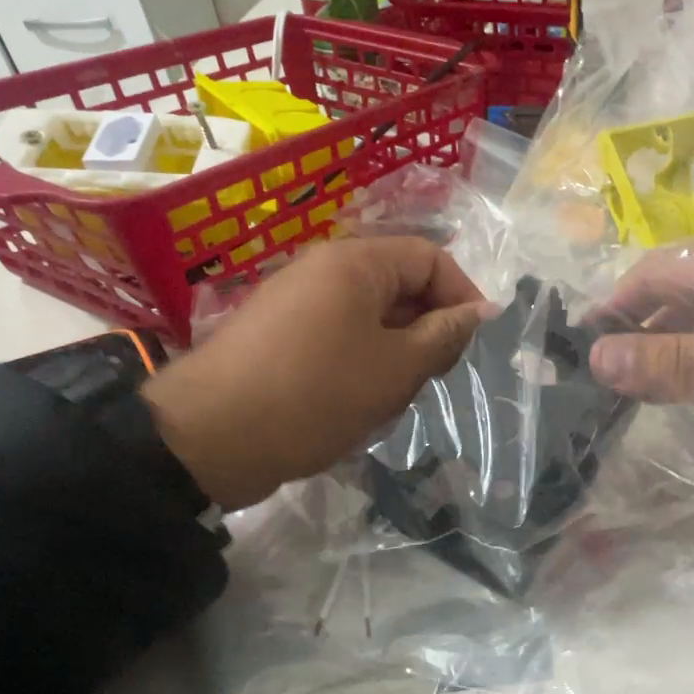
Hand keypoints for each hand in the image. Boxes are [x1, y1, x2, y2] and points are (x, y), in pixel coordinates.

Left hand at [142, 236, 491, 507]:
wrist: (212, 437)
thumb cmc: (318, 393)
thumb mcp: (397, 367)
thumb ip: (445, 335)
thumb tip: (481, 310)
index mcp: (355, 262)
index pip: (430, 257)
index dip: (463, 295)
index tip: (475, 343)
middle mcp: (324, 269)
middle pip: (401, 284)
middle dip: (429, 329)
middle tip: (434, 378)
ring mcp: (298, 302)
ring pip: (373, 317)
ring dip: (397, 353)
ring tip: (393, 397)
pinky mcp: (281, 335)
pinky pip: (341, 336)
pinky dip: (364, 364)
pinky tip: (360, 403)